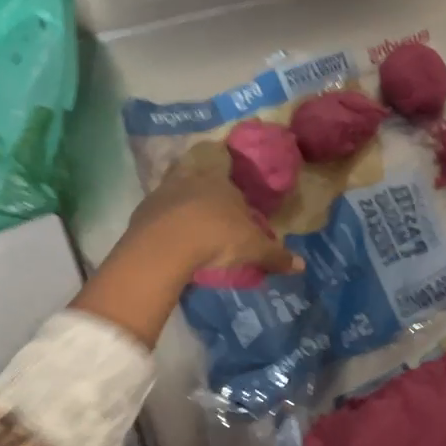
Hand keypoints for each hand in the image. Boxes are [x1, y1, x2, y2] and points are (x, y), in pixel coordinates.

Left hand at [71, 152, 301, 345]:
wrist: (166, 245)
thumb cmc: (217, 237)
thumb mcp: (252, 248)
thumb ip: (275, 255)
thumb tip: (302, 265)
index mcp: (221, 182)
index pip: (231, 181)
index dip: (235, 197)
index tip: (237, 212)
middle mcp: (193, 180)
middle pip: (201, 181)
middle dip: (206, 196)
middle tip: (212, 218)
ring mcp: (165, 193)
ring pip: (177, 193)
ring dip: (182, 207)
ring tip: (189, 229)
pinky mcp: (143, 211)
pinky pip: (157, 213)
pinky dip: (163, 223)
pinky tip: (169, 240)